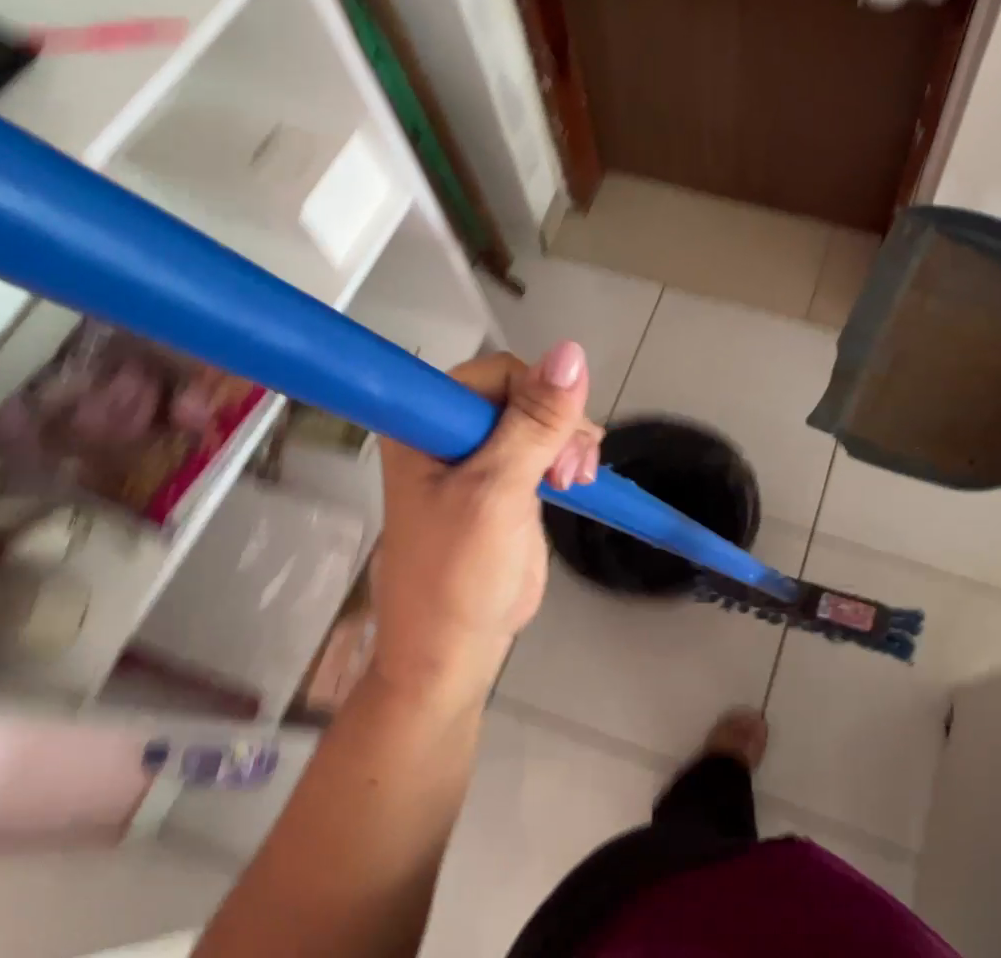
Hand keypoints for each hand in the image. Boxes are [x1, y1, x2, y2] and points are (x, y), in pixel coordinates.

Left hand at [370, 342, 600, 684]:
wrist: (455, 649)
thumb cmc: (459, 574)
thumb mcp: (497, 492)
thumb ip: (534, 424)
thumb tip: (573, 352)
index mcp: (424, 426)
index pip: (493, 374)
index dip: (534, 395)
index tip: (560, 439)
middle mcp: (447, 433)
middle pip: (521, 392)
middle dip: (557, 424)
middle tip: (570, 471)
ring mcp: (477, 458)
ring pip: (538, 419)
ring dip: (568, 442)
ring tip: (575, 480)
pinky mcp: (503, 482)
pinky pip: (542, 447)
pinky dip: (566, 457)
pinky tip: (576, 481)